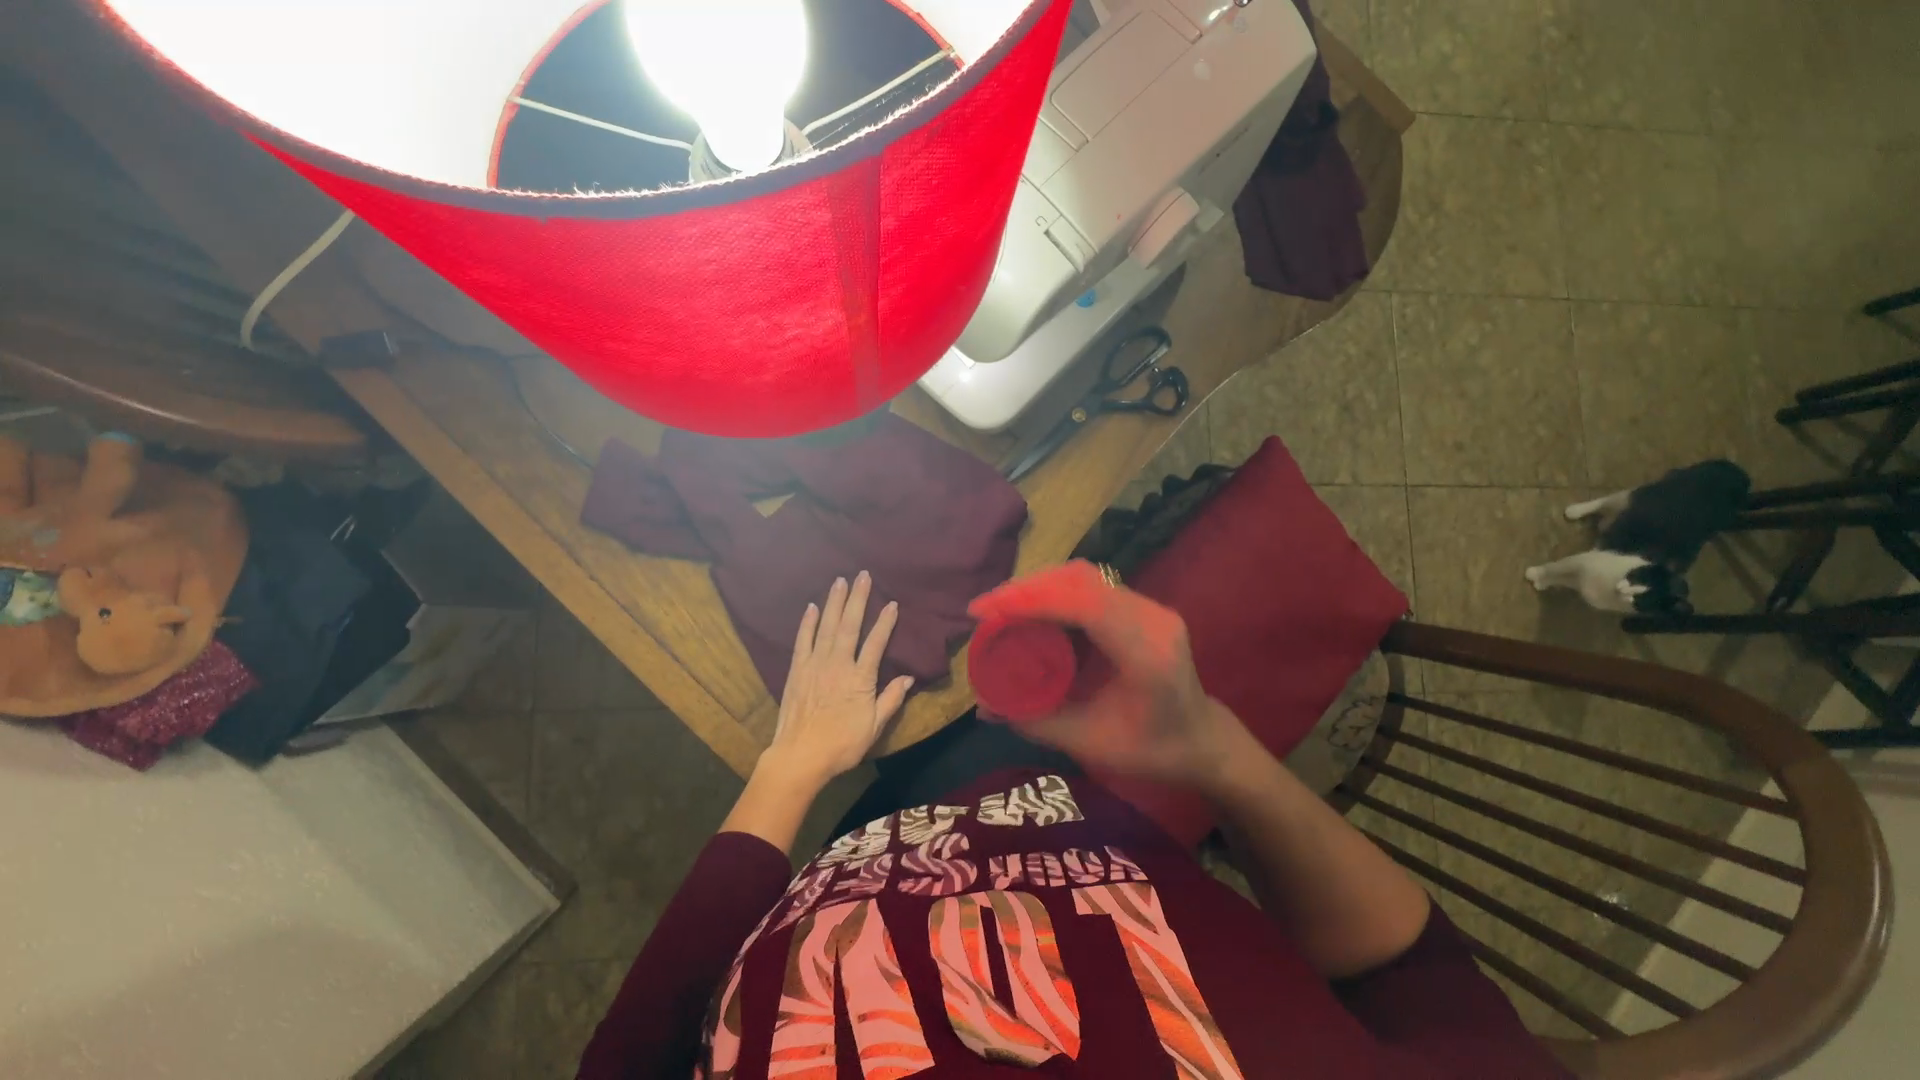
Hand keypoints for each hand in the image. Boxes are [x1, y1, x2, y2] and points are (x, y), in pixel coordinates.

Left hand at [761, 572, 914, 789]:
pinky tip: (812, 607)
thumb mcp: (874, 726)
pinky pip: (803, 640)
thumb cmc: (842, 745)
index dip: (885, 622)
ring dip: (834, 602)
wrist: (800, 756)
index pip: (876, 643)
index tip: (892, 603)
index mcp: (860, 679)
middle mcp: (838, 665)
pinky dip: (807, 622)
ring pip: (826, 627)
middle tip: (863, 575)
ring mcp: (815, 665)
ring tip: (840, 581)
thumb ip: (891, 699)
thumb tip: (909, 678)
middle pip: (849, 625)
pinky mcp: (797, 670)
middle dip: (857, 599)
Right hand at [967, 561, 1245, 787]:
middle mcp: (1152, 618)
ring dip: (1038, 587)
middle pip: (1079, 580)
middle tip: (984, 610)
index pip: (1082, 605)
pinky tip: (1030, 612)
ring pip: (1084, 578)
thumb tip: (983, 708)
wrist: (1204, 743)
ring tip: (1001, 609)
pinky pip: (1092, 587)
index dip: (1029, 601)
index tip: (984, 613)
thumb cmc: (1153, 751)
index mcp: (1146, 652)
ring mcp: (1150, 608)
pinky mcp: (1143, 607)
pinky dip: (1055, 594)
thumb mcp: (1090, 743)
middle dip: (1025, 589)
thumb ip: (1035, 723)